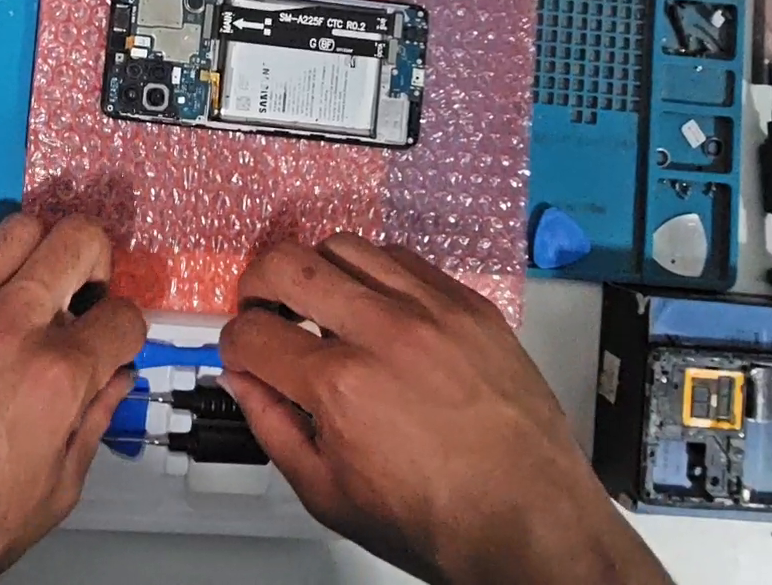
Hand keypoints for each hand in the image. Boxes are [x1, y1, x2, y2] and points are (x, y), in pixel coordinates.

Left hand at [0, 214, 146, 584]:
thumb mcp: (54, 491)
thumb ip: (95, 420)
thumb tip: (114, 378)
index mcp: (54, 381)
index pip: (122, 315)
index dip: (128, 328)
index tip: (115, 335)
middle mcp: (7, 330)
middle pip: (79, 240)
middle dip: (98, 262)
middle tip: (86, 288)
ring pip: (21, 227)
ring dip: (42, 251)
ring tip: (36, 284)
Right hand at [219, 235, 670, 584]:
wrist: (537, 527)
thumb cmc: (432, 520)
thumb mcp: (328, 494)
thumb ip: (270, 426)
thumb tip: (240, 376)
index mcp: (341, 387)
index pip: (252, 333)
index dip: (234, 343)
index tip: (243, 353)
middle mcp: (382, 332)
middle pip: (286, 263)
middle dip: (255, 283)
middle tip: (262, 307)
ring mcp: (430, 309)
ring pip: (341, 245)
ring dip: (315, 271)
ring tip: (321, 303)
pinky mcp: (468, 303)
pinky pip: (399, 257)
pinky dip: (371, 272)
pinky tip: (375, 305)